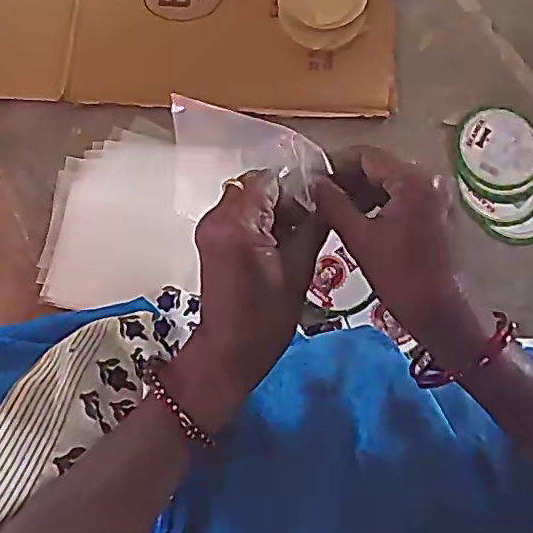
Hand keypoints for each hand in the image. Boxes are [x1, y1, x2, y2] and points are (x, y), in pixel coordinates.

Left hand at [166, 169, 327, 429]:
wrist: (229, 353)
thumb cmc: (264, 319)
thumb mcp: (298, 269)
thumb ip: (311, 225)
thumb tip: (324, 198)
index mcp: (236, 224)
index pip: (266, 180)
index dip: (293, 187)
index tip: (316, 201)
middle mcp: (215, 219)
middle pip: (253, 185)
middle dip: (282, 198)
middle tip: (307, 221)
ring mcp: (208, 228)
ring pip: (244, 197)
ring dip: (269, 208)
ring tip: (294, 234)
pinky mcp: (208, 239)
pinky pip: (236, 214)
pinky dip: (256, 219)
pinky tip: (276, 242)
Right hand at [311, 146, 493, 368]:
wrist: (447, 316)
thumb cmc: (402, 278)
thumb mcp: (360, 239)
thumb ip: (334, 204)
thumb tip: (314, 183)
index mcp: (413, 180)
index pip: (366, 155)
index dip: (335, 164)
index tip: (312, 179)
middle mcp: (431, 179)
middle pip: (380, 167)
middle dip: (348, 179)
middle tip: (319, 196)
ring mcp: (440, 195)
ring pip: (391, 182)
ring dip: (363, 192)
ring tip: (334, 210)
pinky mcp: (442, 212)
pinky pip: (405, 197)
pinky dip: (381, 204)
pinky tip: (359, 220)